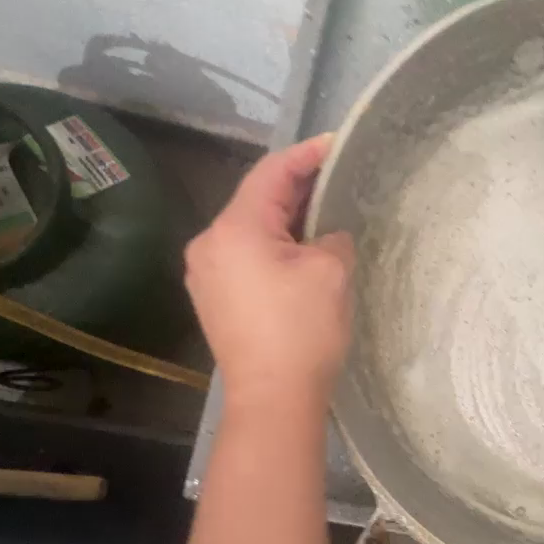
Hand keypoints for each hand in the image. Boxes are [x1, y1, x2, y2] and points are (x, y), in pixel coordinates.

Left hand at [186, 134, 354, 415]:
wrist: (272, 398)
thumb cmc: (302, 330)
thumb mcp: (331, 272)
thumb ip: (333, 237)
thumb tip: (326, 237)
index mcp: (235, 228)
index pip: (272, 173)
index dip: (306, 154)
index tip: (337, 144)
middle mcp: (209, 243)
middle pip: (256, 199)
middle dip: (297, 187)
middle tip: (337, 179)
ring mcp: (206, 273)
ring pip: (250, 229)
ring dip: (286, 219)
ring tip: (324, 215)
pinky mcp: (214, 298)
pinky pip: (246, 256)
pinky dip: (273, 246)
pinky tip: (300, 253)